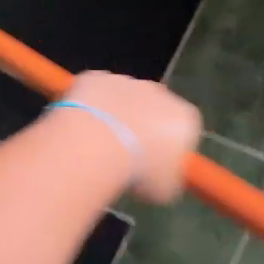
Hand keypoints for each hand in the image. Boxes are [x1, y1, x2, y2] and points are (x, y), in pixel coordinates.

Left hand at [65, 71, 202, 203]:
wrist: (96, 143)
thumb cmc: (139, 170)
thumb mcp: (165, 188)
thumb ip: (167, 175)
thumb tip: (158, 175)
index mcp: (183, 116)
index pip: (180, 128)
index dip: (165, 144)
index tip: (150, 160)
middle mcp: (158, 91)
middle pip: (152, 106)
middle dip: (140, 123)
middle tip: (122, 149)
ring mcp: (124, 80)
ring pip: (120, 96)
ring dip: (113, 112)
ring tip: (97, 138)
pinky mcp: (94, 76)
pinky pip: (93, 90)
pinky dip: (88, 102)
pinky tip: (80, 122)